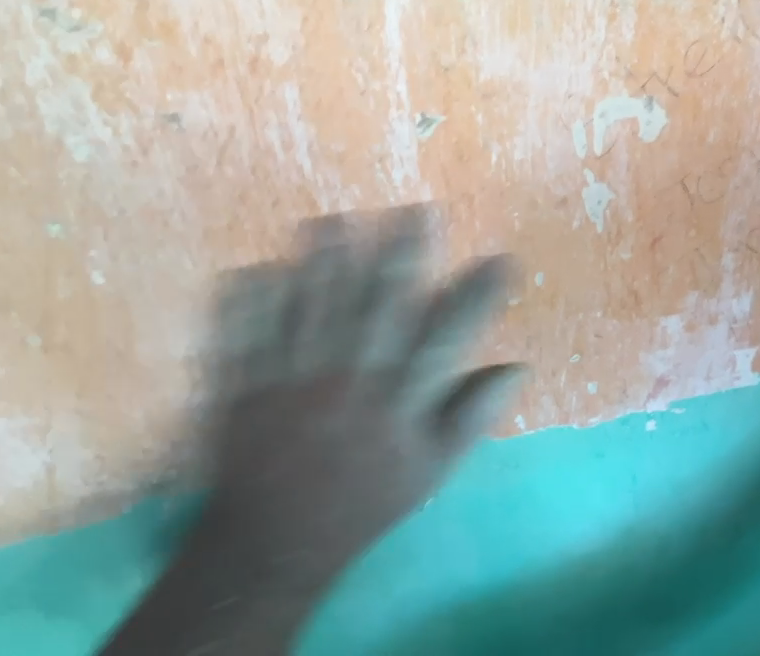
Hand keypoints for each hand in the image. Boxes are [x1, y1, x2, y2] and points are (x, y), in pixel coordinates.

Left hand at [200, 206, 525, 581]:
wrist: (270, 547)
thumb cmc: (362, 502)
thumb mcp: (429, 471)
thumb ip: (470, 417)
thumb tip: (519, 367)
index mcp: (397, 407)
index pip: (447, 341)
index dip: (478, 298)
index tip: (503, 260)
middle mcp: (349, 388)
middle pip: (377, 311)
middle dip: (398, 257)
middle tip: (413, 211)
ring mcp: (290, 388)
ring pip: (310, 314)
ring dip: (322, 266)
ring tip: (335, 221)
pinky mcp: (241, 395)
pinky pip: (240, 342)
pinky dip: (244, 306)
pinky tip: (254, 269)